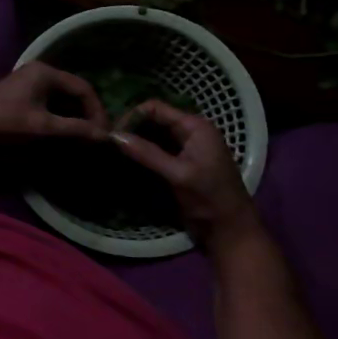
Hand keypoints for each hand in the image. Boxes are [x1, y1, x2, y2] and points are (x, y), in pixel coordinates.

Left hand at [0, 62, 110, 143]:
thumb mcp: (44, 126)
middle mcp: (40, 71)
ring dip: (74, 117)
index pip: (83, 88)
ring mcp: (30, 81)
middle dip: (86, 114)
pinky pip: (50, 102)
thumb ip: (75, 129)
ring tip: (82, 137)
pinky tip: (64, 132)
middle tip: (95, 136)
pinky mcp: (22, 93)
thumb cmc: (6, 122)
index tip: (103, 132)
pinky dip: (60, 116)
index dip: (97, 111)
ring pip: (62, 98)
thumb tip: (104, 136)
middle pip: (74, 91)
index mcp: (47, 72)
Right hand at [111, 100, 259, 246]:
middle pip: (153, 120)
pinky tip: (125, 161)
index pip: (155, 108)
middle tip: (108, 143)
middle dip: (131, 129)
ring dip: (135, 142)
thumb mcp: (177, 174)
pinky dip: (142, 154)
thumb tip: (113, 136)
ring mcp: (185, 148)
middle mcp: (189, 132)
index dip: (132, 116)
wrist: (229, 229)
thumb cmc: (209, 198)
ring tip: (112, 151)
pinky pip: (157, 151)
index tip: (112, 133)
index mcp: (194, 126)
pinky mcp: (179, 164)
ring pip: (153, 136)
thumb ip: (147, 154)